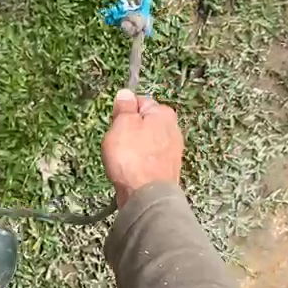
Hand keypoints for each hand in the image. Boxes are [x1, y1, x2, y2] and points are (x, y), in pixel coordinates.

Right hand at [102, 89, 183, 206]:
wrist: (146, 194)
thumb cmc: (131, 156)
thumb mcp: (122, 124)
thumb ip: (124, 107)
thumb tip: (125, 93)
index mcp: (163, 113)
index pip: (139, 102)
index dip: (123, 112)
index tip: (114, 123)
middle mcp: (173, 129)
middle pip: (143, 123)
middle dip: (129, 130)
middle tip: (116, 142)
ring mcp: (172, 150)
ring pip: (145, 142)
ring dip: (133, 148)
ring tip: (122, 159)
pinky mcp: (167, 168)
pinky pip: (148, 158)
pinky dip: (138, 162)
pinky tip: (130, 170)